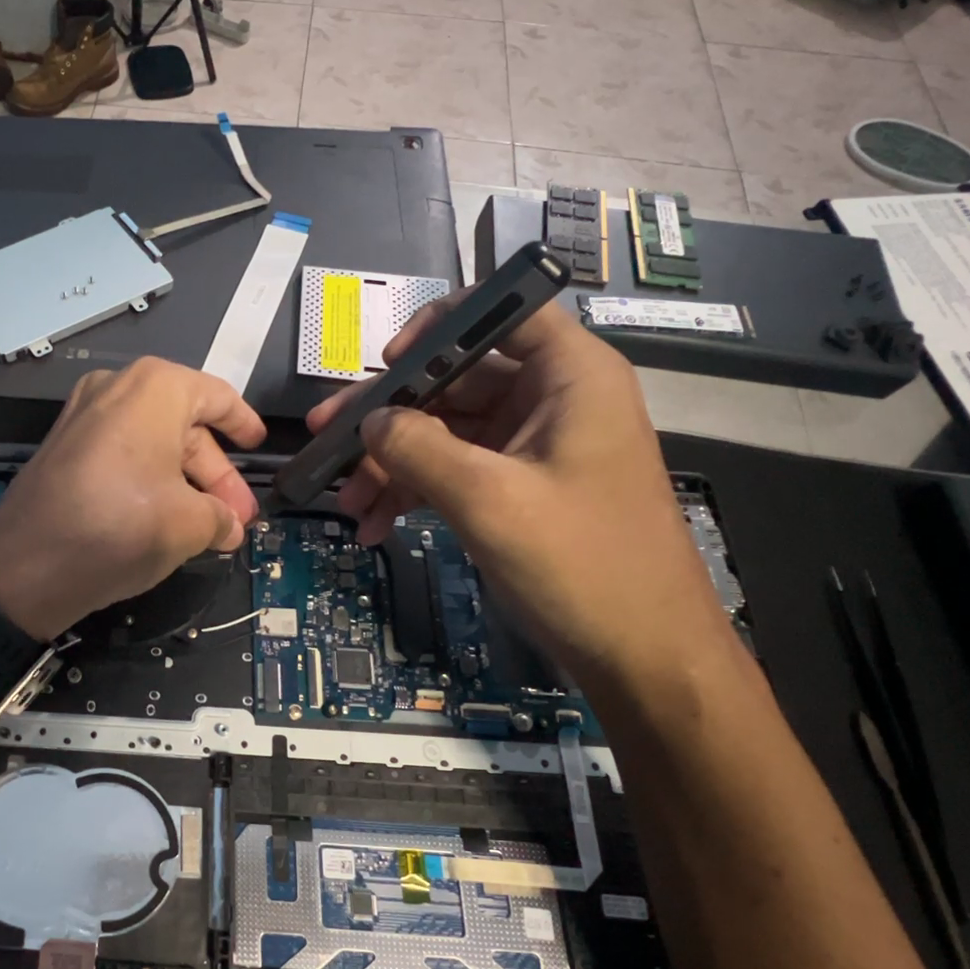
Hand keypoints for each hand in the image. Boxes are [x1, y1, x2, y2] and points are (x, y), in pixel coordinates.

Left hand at [0, 358, 267, 641]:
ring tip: (207, 528)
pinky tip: (164, 520)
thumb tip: (227, 525)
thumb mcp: (190, 524)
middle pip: (183, 426)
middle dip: (214, 474)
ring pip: (151, 444)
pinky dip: (148, 482)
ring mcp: (81, 418)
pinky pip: (120, 456)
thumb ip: (220, 517)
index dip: (243, 424)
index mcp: (154, 388)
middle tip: (235, 517)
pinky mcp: (61, 450)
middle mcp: (115, 389)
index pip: (217, 396)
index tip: (257, 446)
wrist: (27, 566)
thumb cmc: (121, 528)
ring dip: (184, 482)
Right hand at [306, 296, 730, 688]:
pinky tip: (375, 525)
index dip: (441, 326)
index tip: (386, 362)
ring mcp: (533, 448)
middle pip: (457, 379)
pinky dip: (413, 493)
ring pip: (446, 431)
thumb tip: (369, 421)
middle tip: (326, 437)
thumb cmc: (582, 564)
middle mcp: (552, 400)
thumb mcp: (490, 500)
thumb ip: (419, 449)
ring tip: (347, 502)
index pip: (505, 313)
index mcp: (570, 377)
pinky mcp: (518, 490)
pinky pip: (453, 472)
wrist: (643, 655)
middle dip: (390, 414)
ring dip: (392, 463)